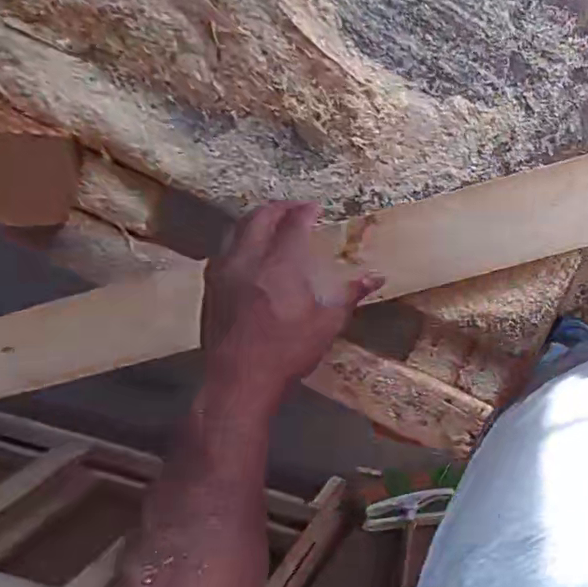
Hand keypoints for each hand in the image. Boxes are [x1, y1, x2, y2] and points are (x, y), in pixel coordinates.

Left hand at [202, 201, 382, 404]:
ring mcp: (224, 271)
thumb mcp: (327, 324)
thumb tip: (376, 277)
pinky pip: (224, 248)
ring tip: (272, 222)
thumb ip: (349, 295)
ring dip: (256, 219)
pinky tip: (248, 250)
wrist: (239, 379)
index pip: (293, 224)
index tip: (316, 207)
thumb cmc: (287, 352)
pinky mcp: (211, 285)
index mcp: (281, 267)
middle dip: (280, 207)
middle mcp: (248, 260)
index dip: (305, 211)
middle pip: (260, 217)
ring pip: (237, 228)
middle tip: (296, 208)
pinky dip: (240, 238)